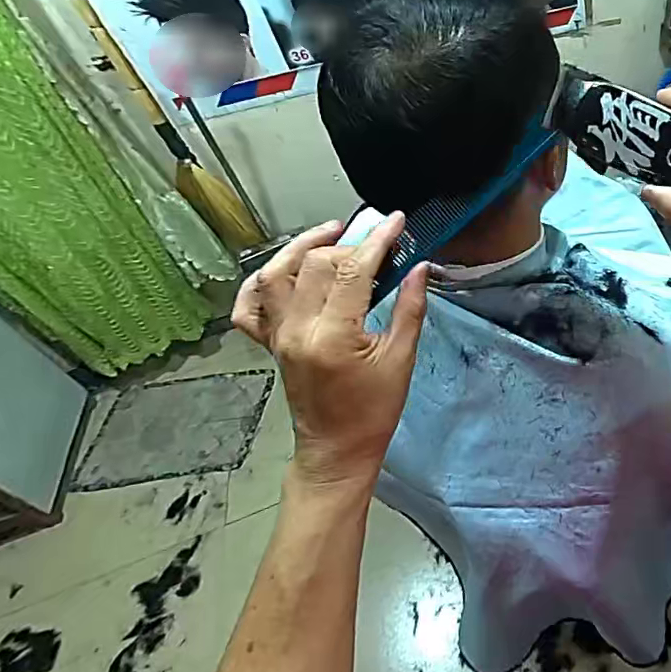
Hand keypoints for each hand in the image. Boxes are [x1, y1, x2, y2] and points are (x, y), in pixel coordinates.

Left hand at [232, 215, 429, 491]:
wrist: (337, 449)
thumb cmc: (375, 409)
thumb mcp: (402, 357)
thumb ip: (410, 307)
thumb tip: (420, 266)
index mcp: (333, 336)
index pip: (353, 270)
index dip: (377, 240)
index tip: (395, 221)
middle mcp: (296, 330)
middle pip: (315, 264)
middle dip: (349, 243)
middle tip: (377, 239)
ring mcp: (276, 336)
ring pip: (276, 274)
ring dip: (302, 247)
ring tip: (332, 234)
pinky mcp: (268, 343)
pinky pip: (250, 305)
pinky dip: (263, 280)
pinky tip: (286, 267)